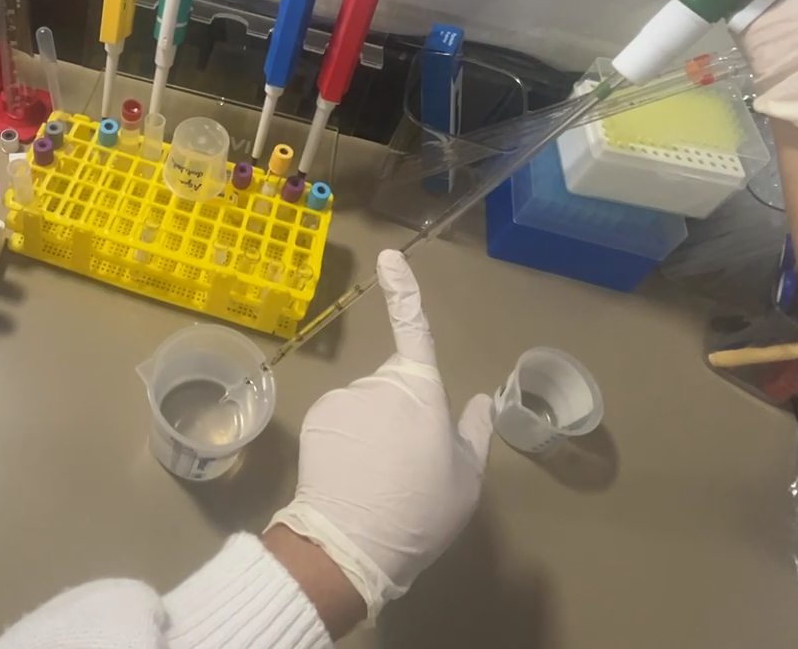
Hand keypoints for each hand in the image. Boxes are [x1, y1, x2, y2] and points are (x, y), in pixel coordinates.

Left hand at [267, 250, 495, 623]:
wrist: (352, 542)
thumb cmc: (421, 511)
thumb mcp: (466, 479)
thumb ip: (473, 431)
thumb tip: (480, 398)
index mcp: (422, 391)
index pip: (414, 328)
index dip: (403, 290)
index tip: (388, 256)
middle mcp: (379, 382)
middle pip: (394, 388)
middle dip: (399, 414)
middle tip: (405, 465)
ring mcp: (343, 396)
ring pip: (364, 405)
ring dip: (371, 430)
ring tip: (378, 476)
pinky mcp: (316, 414)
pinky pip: (338, 419)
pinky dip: (344, 439)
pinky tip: (350, 473)